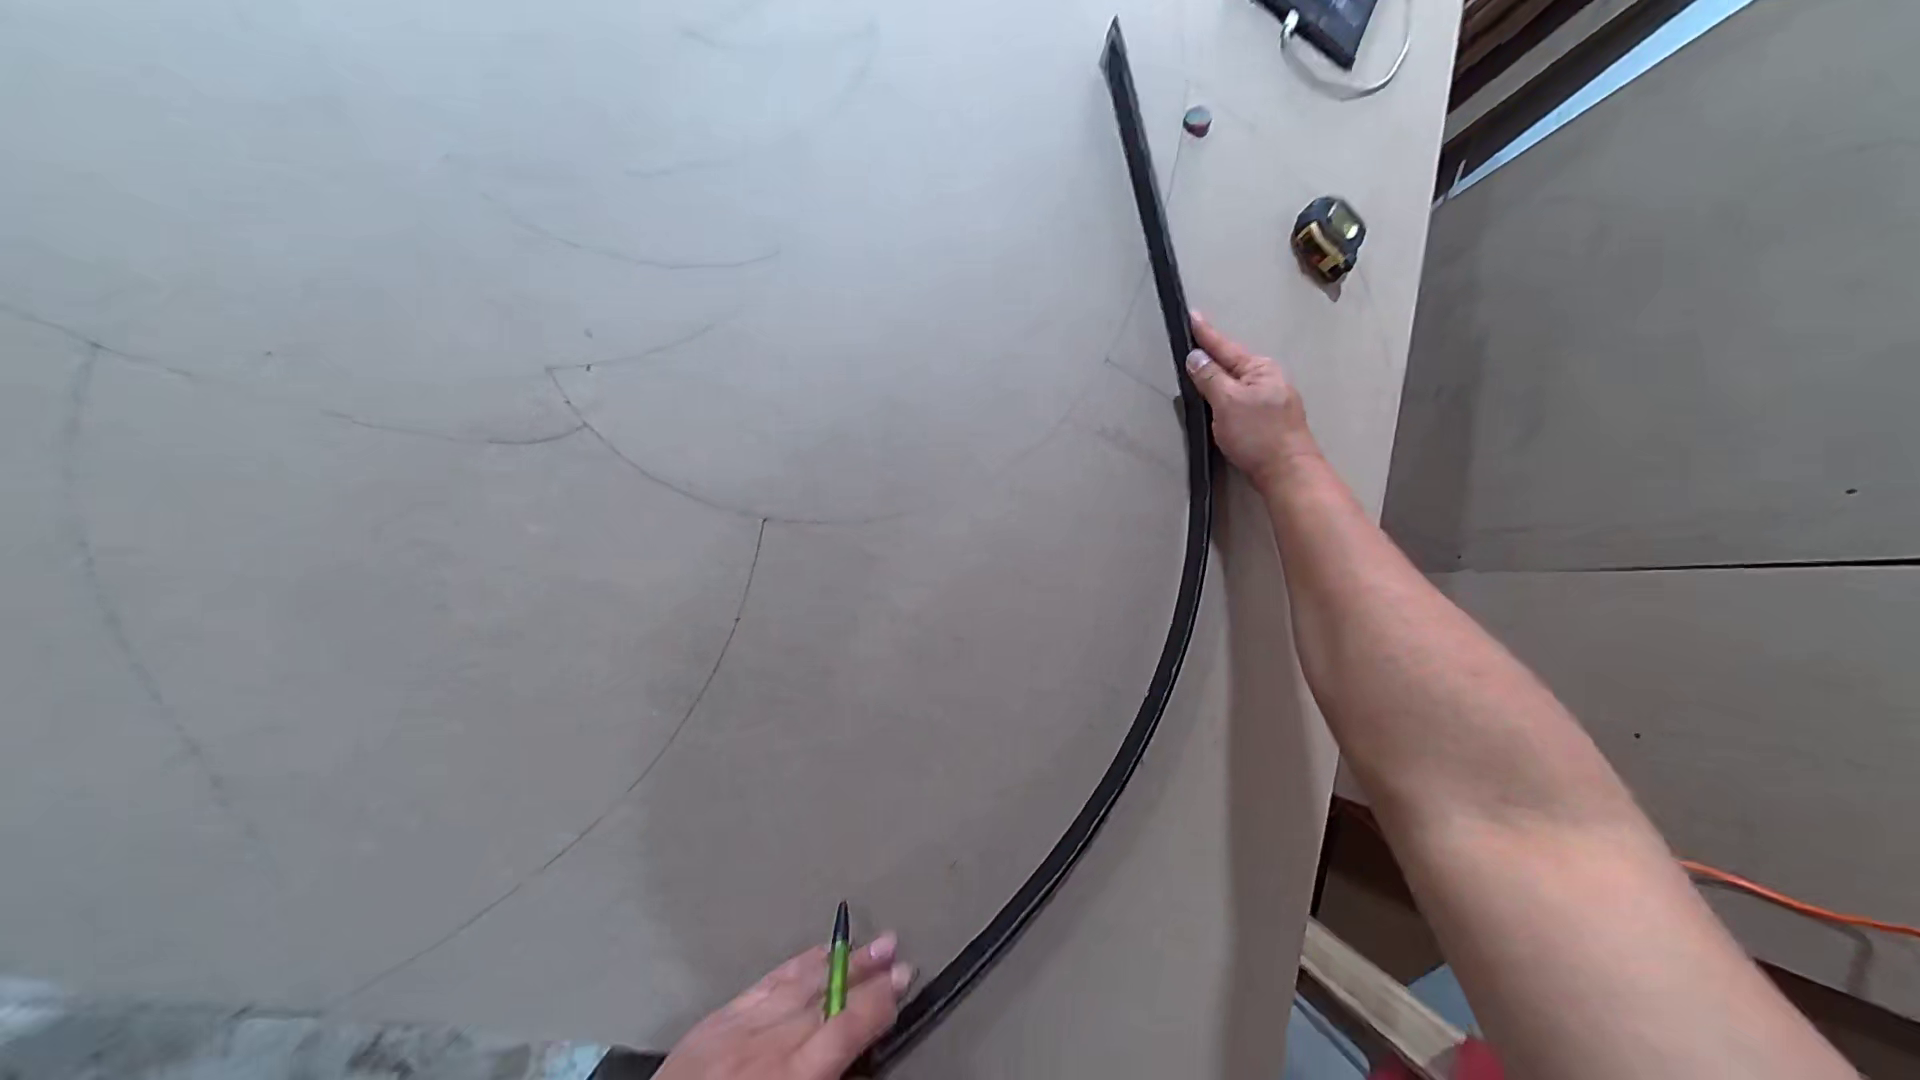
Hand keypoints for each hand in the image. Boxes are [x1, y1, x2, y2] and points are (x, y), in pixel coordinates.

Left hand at [655, 934, 913, 1079]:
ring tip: (869, 942)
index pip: (845, 1030)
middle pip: (827, 1000)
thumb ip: (823, 1078)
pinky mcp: (714, 1022)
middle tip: (895, 949)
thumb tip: (853, 1053)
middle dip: (865, 974)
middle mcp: (766, 1048)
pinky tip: (816, 953)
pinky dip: (795, 966)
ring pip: (799, 984)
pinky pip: (764, 984)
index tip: (902, 980)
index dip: (877, 1003)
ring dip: (838, 961)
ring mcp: (738, 1029)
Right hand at [1185, 312, 1319, 490]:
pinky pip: (1240, 397)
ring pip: (1237, 381)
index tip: (1192, 315)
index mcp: (1259, 369)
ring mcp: (1270, 399)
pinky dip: (1225, 394)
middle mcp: (1268, 379)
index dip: (1205, 334)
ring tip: (1201, 368)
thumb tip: (1196, 357)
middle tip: (1193, 341)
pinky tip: (1218, 399)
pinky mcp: (1268, 420)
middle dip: (1213, 353)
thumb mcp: (1227, 402)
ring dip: (1219, 375)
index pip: (1224, 347)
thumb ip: (1210, 378)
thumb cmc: (1258, 435)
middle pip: (1232, 362)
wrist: (1287, 472)